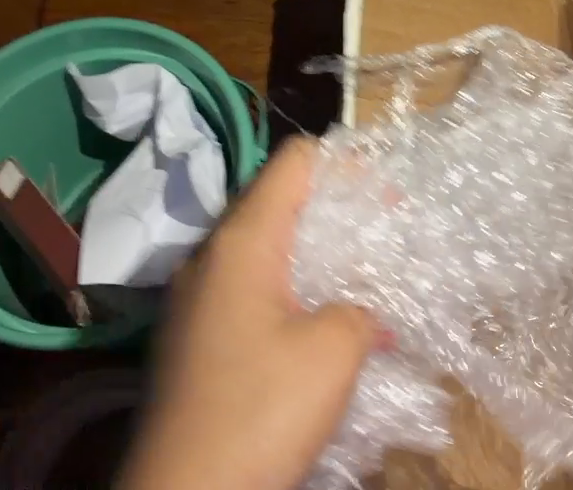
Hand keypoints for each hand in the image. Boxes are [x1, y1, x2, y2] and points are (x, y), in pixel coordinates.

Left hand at [120, 139, 380, 489]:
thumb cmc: (260, 410)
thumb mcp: (335, 350)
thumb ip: (361, 311)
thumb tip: (363, 316)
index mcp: (241, 243)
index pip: (292, 164)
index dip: (342, 162)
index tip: (383, 192)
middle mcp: (209, 260)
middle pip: (274, 202)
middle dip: (332, 208)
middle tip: (378, 231)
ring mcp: (193, 303)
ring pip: (260, 249)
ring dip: (311, 253)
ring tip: (356, 276)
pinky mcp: (189, 343)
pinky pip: (245, 290)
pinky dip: (287, 289)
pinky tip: (317, 322)